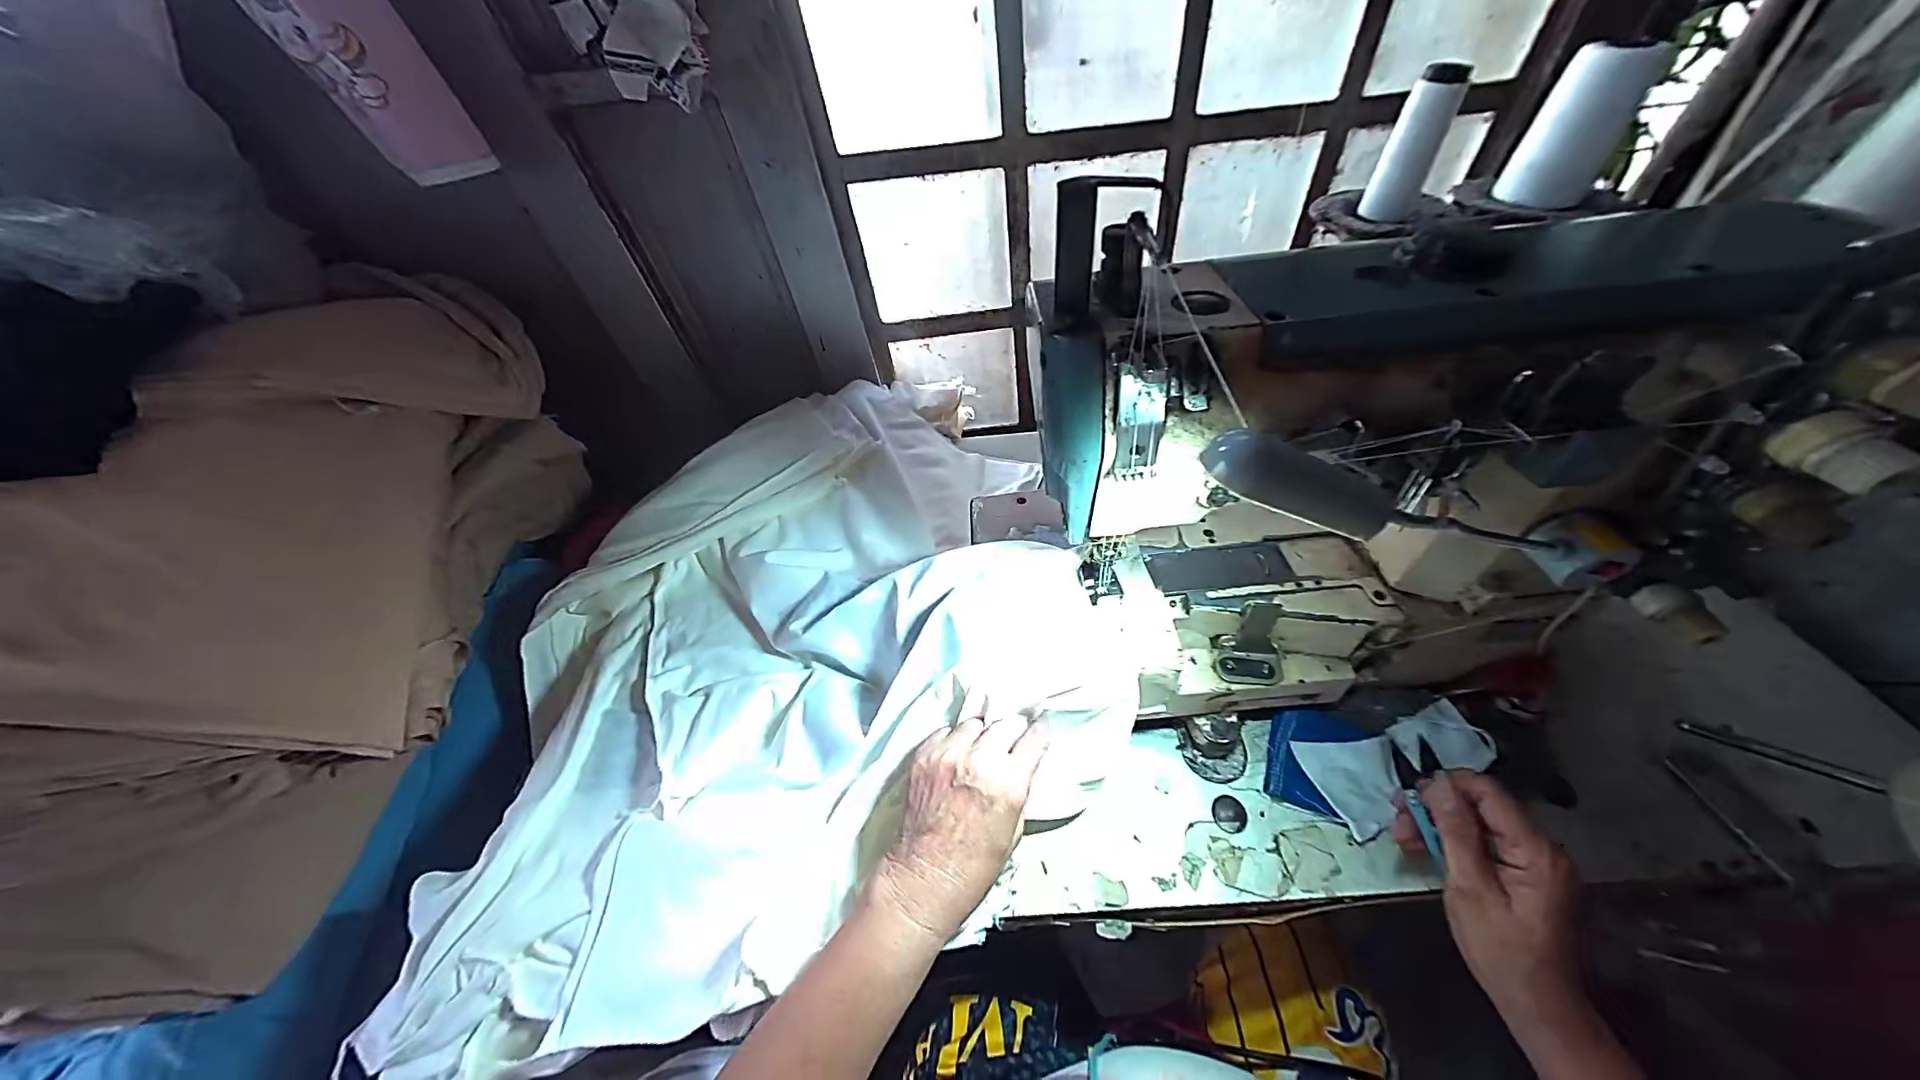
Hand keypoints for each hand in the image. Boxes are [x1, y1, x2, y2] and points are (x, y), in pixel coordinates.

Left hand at [872, 712, 1049, 941]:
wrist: (926, 876)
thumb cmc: (975, 865)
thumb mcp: (1015, 828)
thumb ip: (1020, 789)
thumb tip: (1024, 764)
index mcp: (1008, 783)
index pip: (1033, 738)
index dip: (1038, 736)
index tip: (1038, 735)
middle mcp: (979, 761)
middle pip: (1005, 724)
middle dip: (1011, 734)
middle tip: (1008, 747)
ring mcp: (948, 755)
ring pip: (974, 724)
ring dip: (981, 735)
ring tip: (979, 752)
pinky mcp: (924, 756)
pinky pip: (945, 731)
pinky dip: (954, 740)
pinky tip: (956, 757)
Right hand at [1390, 769, 1580, 1020]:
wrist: (1535, 1002)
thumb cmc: (1499, 948)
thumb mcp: (1469, 887)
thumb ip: (1455, 831)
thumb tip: (1438, 783)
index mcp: (1536, 849)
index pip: (1489, 792)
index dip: (1447, 785)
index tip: (1410, 797)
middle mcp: (1543, 848)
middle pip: (1482, 806)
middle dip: (1437, 807)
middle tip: (1399, 819)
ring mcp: (1536, 861)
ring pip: (1479, 823)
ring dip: (1440, 825)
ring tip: (1405, 837)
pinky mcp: (1526, 873)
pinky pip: (1486, 842)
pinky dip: (1455, 842)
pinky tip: (1428, 850)